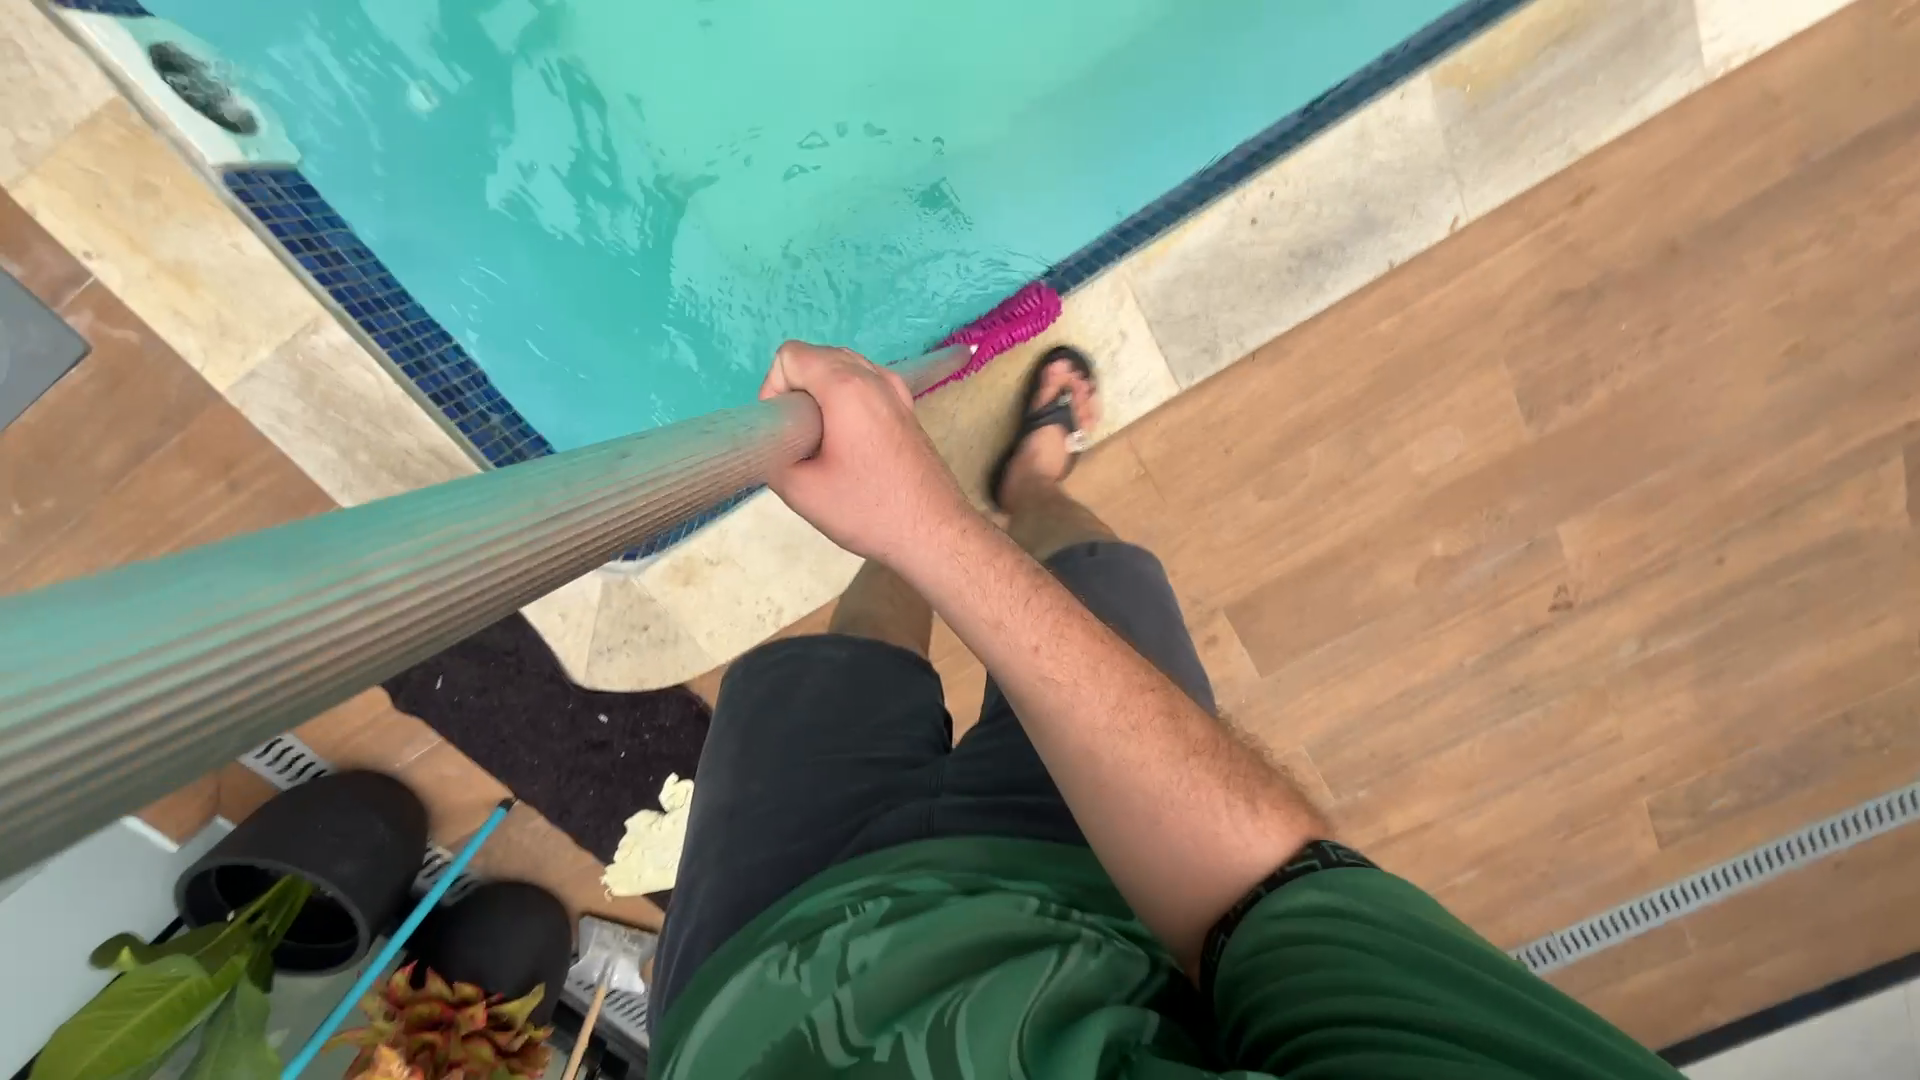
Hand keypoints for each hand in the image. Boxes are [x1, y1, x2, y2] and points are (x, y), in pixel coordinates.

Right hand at [760, 341, 975, 564]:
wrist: (934, 532)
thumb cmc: (869, 511)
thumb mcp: (800, 490)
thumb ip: (771, 454)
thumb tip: (773, 440)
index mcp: (847, 387)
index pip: (790, 356)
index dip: (773, 390)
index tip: (782, 431)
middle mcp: (876, 378)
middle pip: (818, 357)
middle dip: (797, 392)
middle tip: (798, 440)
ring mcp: (897, 392)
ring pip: (844, 370)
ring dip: (823, 398)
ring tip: (822, 445)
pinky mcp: (907, 410)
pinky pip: (866, 388)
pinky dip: (848, 404)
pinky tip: (849, 445)